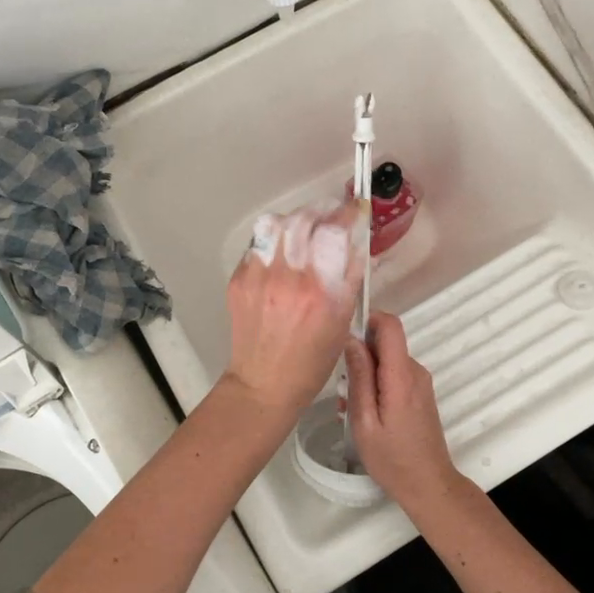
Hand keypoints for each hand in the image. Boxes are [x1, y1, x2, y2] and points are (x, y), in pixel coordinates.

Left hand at [222, 200, 367, 425]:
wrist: (263, 383)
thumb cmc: (311, 360)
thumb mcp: (342, 320)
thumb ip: (348, 277)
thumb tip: (354, 241)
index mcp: (320, 292)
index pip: (336, 232)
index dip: (347, 214)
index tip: (354, 209)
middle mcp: (288, 279)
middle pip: (304, 220)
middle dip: (322, 211)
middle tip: (330, 214)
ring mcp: (259, 277)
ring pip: (277, 224)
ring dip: (295, 220)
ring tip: (305, 228)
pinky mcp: (239, 279)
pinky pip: (258, 244)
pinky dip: (274, 239)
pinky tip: (282, 251)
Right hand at [343, 312, 463, 507]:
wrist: (429, 484)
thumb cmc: (392, 458)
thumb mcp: (364, 420)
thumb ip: (359, 377)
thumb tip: (350, 340)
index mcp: (401, 376)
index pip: (390, 325)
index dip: (368, 320)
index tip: (345, 336)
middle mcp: (415, 372)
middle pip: (385, 343)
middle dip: (359, 357)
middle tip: (341, 389)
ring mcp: (420, 382)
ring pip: (387, 361)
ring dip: (365, 375)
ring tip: (350, 408)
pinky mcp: (419, 393)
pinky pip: (394, 375)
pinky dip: (376, 386)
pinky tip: (365, 414)